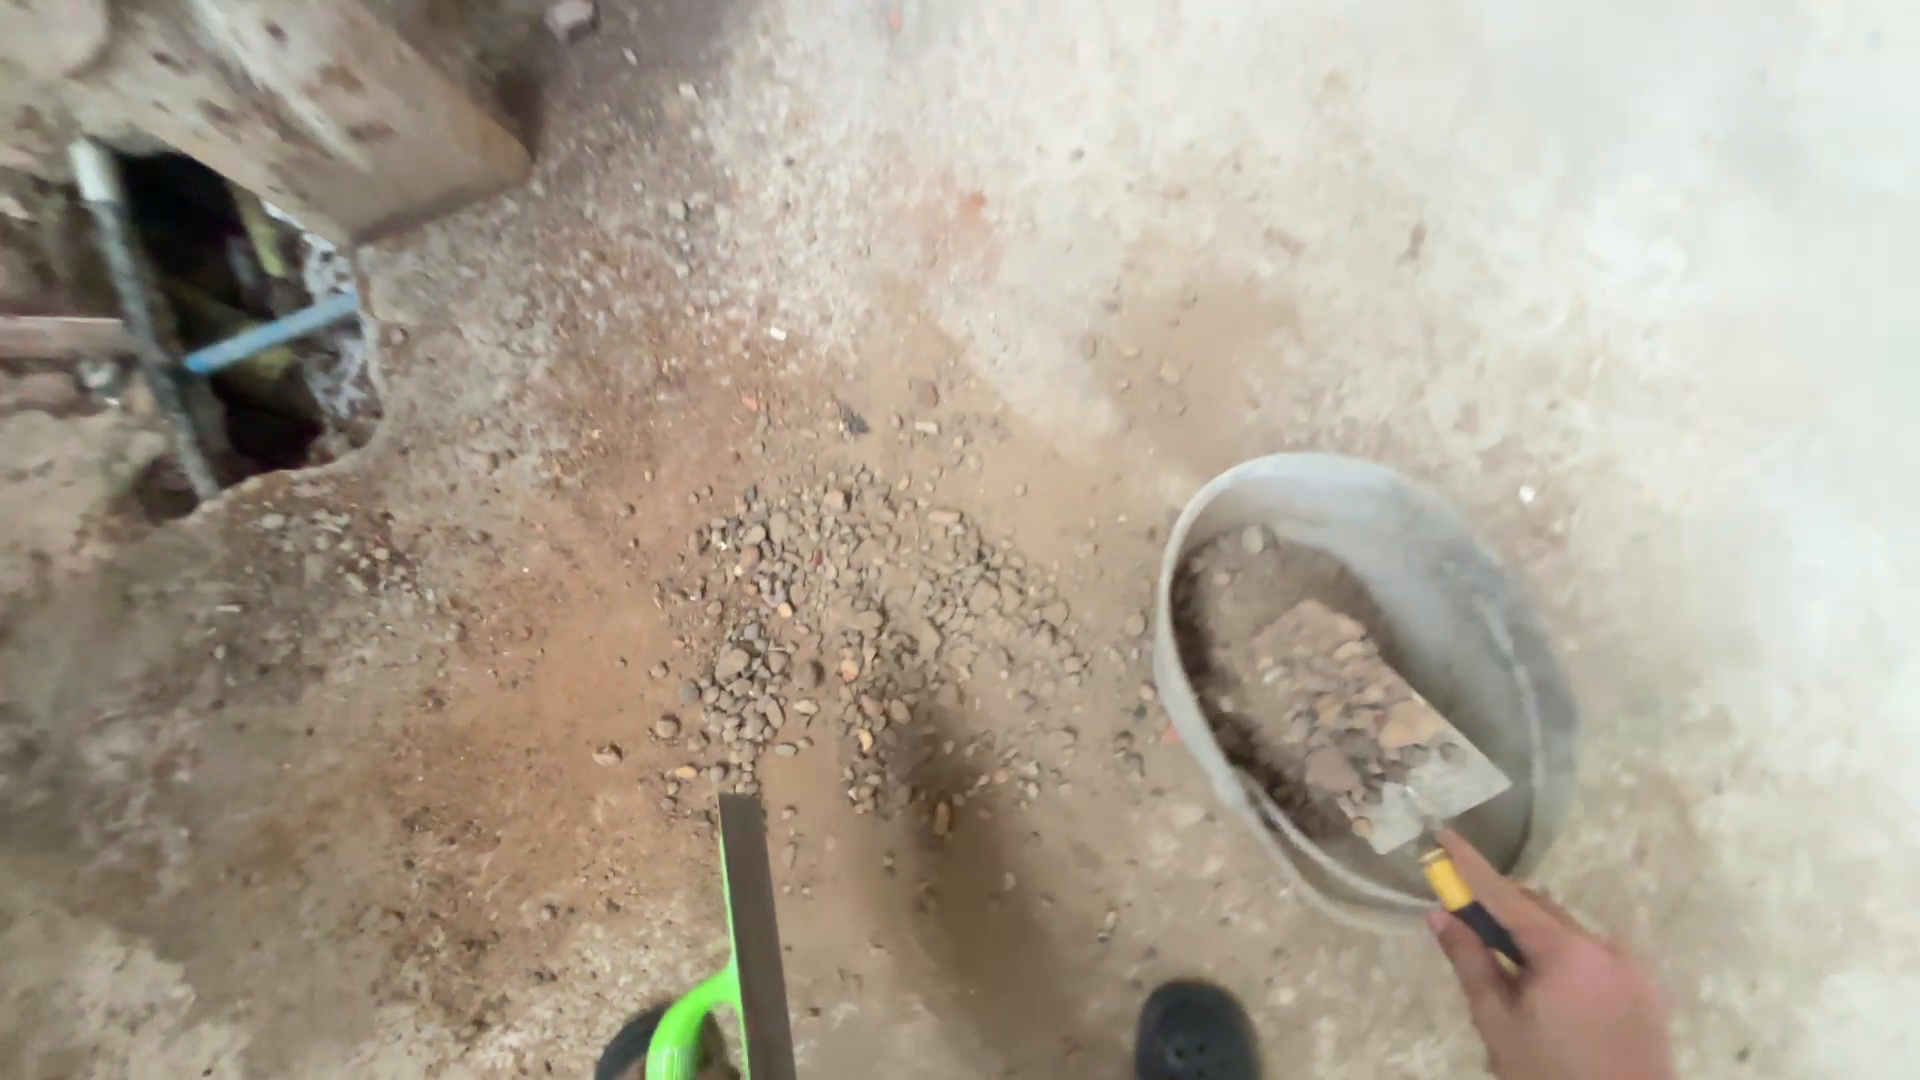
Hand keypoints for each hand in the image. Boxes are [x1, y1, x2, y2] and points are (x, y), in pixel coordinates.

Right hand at [1427, 829, 1674, 1079]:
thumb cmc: (1551, 1074)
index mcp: (1567, 952)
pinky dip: (1556, 952)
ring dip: (1527, 931)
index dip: (1467, 863)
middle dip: (1496, 905)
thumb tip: (1439, 915)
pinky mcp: (1645, 993)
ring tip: (1501, 963)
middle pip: (1536, 907)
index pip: (1503, 894)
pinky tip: (1540, 983)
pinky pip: (1588, 953)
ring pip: (1563, 929)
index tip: (1441, 833)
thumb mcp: (1497, 1021)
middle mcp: (1604, 949)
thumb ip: (1469, 961)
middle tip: (1460, 918)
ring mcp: (1631, 971)